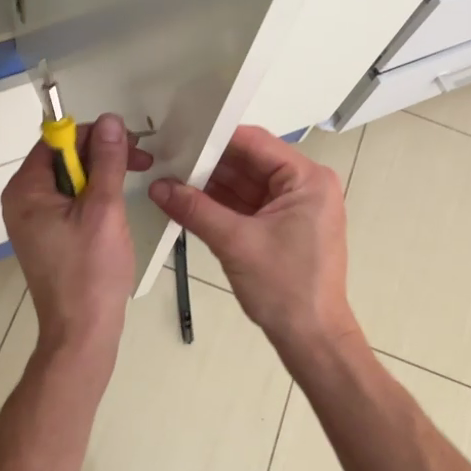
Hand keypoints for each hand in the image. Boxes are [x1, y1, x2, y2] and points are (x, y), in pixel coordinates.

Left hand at [1, 113, 154, 351]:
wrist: (82, 332)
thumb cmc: (91, 271)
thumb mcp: (103, 209)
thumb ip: (107, 162)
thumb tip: (110, 119)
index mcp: (25, 190)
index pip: (57, 140)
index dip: (95, 135)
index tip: (132, 144)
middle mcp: (21, 201)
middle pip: (63, 159)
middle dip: (102, 155)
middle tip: (142, 162)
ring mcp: (33, 221)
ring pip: (70, 181)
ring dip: (102, 176)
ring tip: (136, 181)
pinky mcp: (47, 237)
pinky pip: (70, 204)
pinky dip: (95, 198)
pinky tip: (117, 206)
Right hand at [148, 126, 356, 348]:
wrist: (311, 338)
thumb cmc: (286, 289)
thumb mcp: (235, 242)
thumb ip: (195, 209)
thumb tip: (159, 187)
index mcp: (308, 179)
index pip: (256, 143)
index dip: (216, 137)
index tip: (180, 133)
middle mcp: (306, 187)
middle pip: (250, 162)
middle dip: (209, 163)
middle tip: (168, 156)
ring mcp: (295, 209)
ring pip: (246, 185)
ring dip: (212, 185)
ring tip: (171, 178)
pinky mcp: (283, 228)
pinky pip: (248, 206)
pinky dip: (221, 205)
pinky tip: (188, 201)